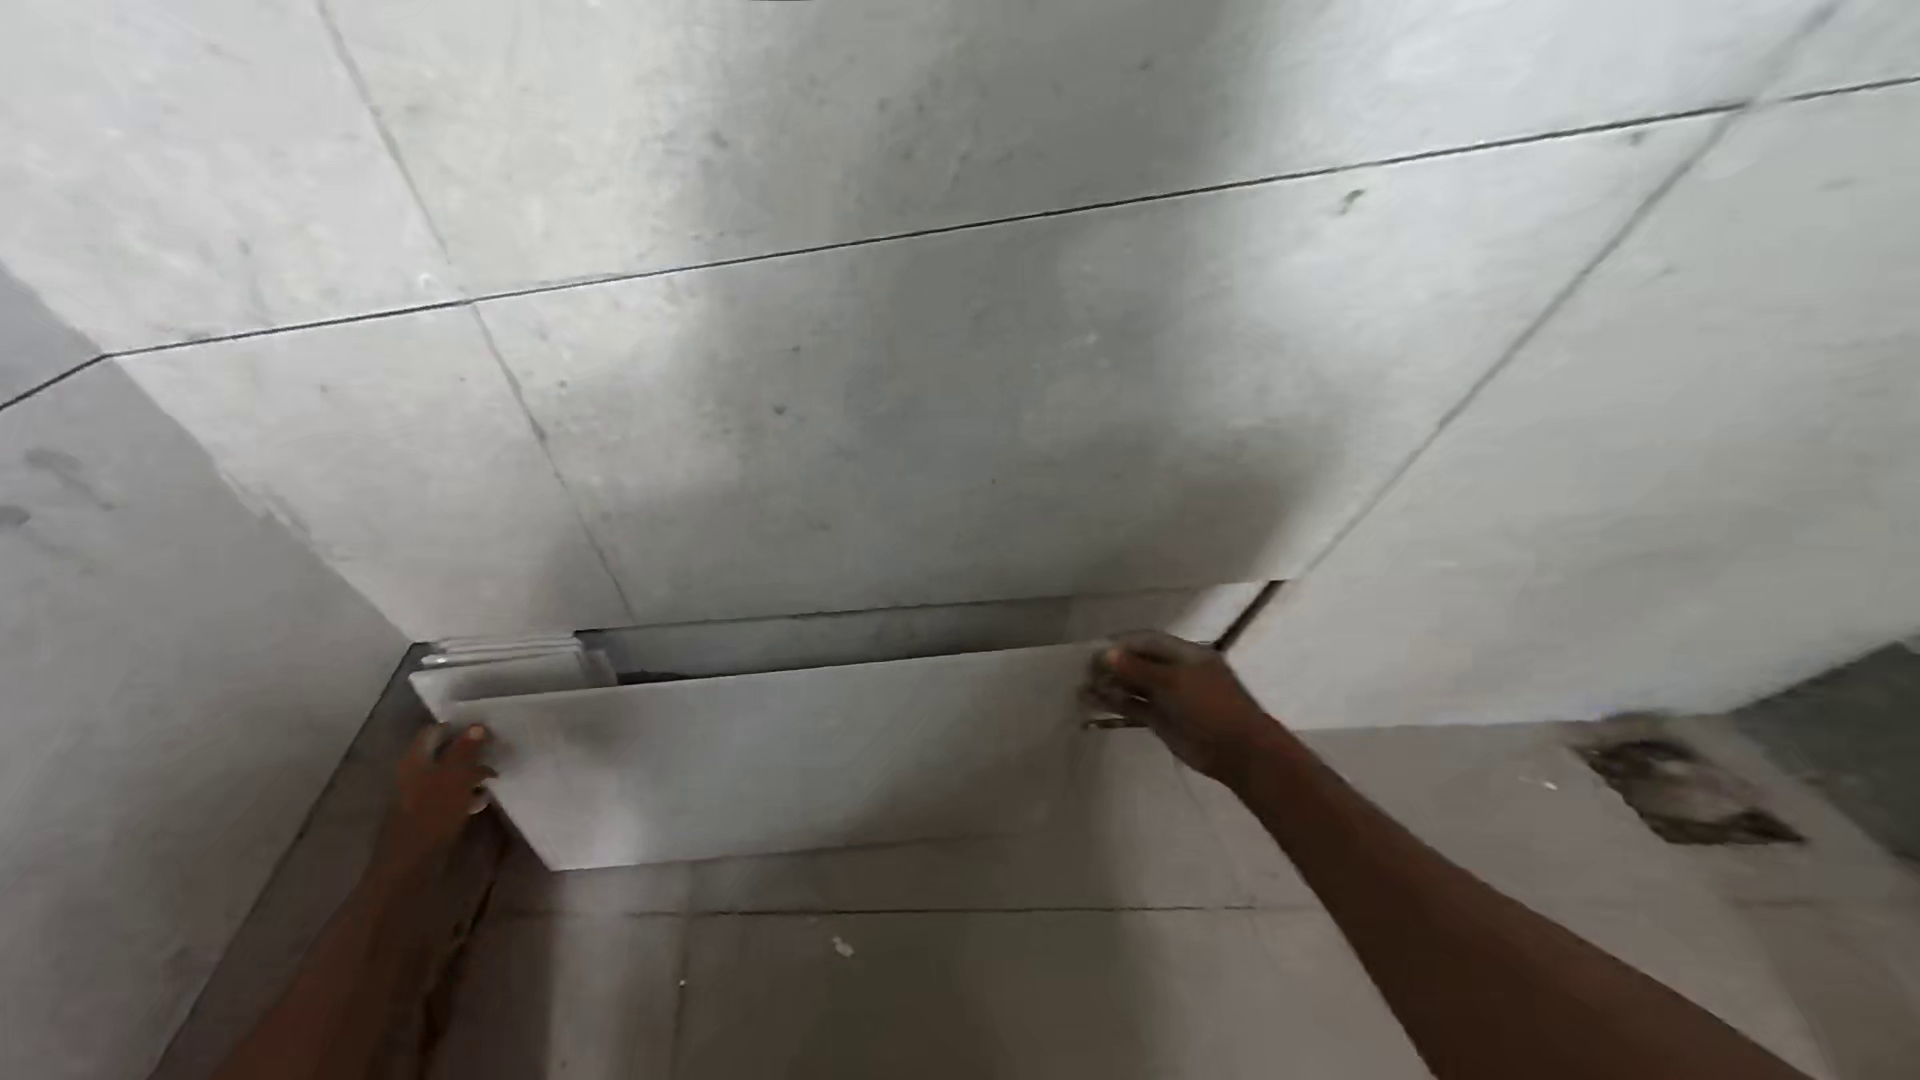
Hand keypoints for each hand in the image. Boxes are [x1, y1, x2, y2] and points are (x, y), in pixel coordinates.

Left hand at [375, 724, 494, 871]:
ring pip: (446, 775)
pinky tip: (480, 801)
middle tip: (495, 752)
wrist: (409, 866)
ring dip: (469, 774)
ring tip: (493, 779)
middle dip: (468, 752)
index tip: (485, 728)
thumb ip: (466, 751)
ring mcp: (414, 797)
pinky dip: (463, 793)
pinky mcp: (422, 815)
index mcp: (413, 762)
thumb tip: (477, 725)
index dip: (457, 727)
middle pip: (441, 753)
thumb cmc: (433, 816)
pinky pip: (446, 795)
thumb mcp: (456, 778)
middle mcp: (410, 775)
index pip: (433, 732)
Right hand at [1084, 631, 1280, 783]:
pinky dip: (1115, 705)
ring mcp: (1168, 697)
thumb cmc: (1211, 707)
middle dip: (1111, 667)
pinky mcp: (1162, 720)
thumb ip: (1138, 668)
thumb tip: (1107, 653)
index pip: (1147, 642)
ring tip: (1082, 691)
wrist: (1239, 752)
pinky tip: (1095, 704)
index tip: (1094, 652)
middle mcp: (1175, 672)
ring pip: (1133, 687)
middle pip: (1137, 663)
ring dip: (1109, 687)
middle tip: (1084, 673)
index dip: (1120, 645)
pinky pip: (1134, 708)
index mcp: (1185, 654)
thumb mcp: (1174, 682)